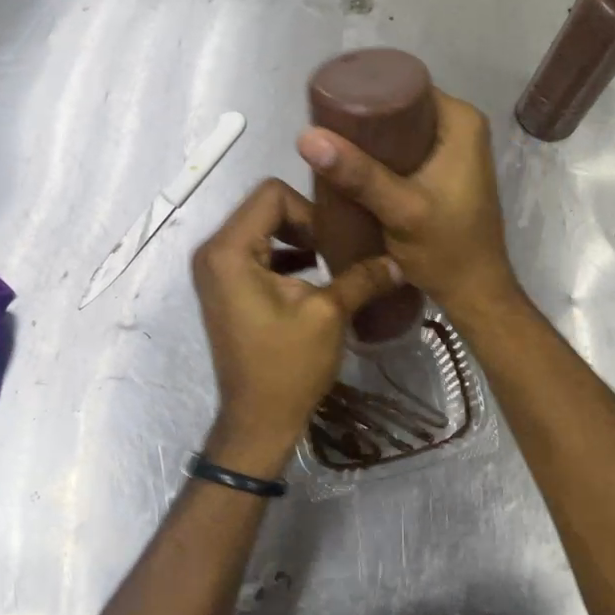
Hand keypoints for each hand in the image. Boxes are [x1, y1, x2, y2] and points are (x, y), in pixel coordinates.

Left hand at [191, 179, 401, 477]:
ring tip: (332, 263)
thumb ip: (362, 277)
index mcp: (229, 251)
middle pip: (266, 208)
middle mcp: (214, 252)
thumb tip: (400, 260)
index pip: (272, 194)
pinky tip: (316, 278)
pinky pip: (258, 252)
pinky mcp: (226, 287)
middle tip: (338, 251)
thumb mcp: (330, 314)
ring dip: (300, 241)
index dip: (310, 211)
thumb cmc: (287, 365)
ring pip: (264, 229)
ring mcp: (217, 270)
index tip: (335, 242)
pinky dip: (287, 257)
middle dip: (307, 225)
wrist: (257, 420)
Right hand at [297, 90, 519, 316]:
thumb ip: (359, 174)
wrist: (475, 292)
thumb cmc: (446, 249)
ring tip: (332, 149)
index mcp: (461, 120)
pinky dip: (382, 157)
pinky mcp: (445, 172)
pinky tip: (353, 168)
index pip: (405, 86)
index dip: (366, 93)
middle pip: (400, 108)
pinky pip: (406, 150)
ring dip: (370, 141)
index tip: (328, 109)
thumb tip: (305, 136)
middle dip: (363, 120)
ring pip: (401, 131)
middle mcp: (462, 126)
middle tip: (325, 134)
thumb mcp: (400, 209)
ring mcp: (455, 150)